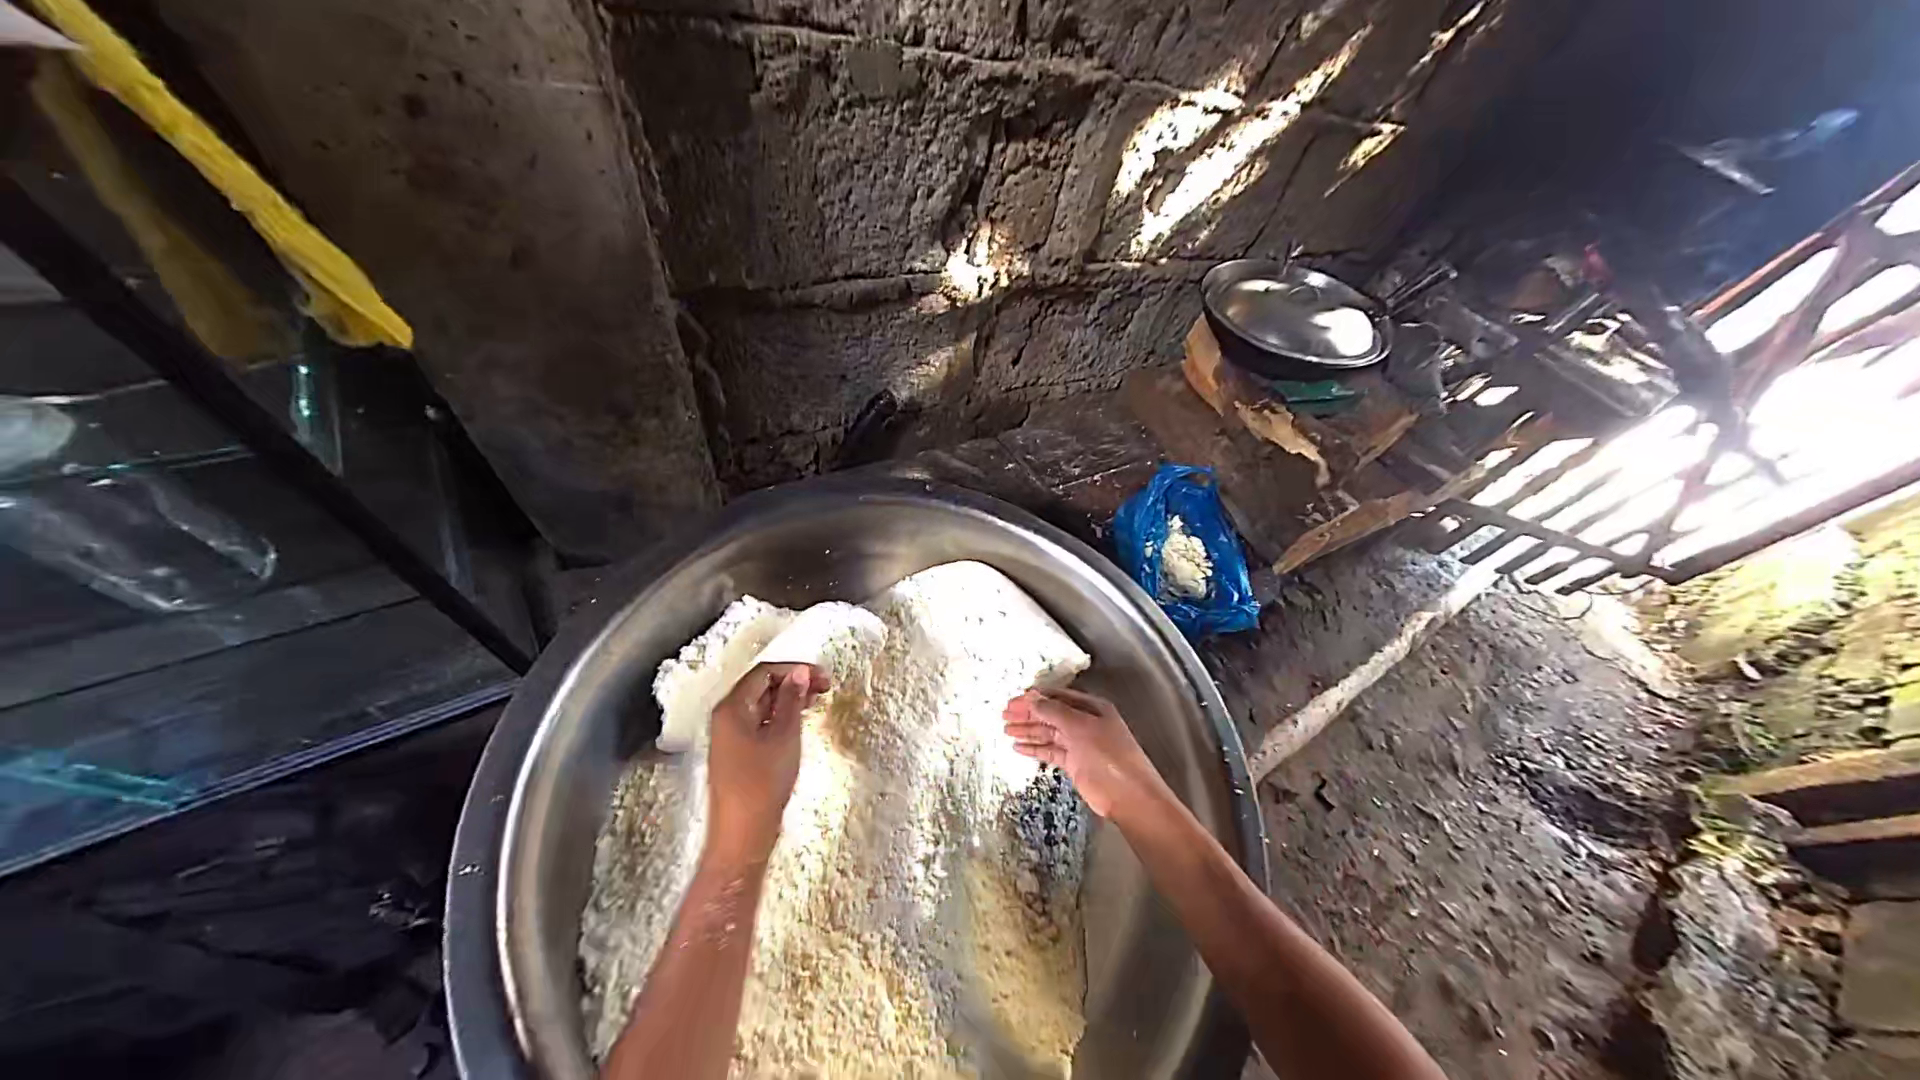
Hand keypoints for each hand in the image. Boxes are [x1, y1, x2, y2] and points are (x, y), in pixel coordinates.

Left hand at [705, 663, 828, 867]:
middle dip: (793, 681)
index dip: (795, 670)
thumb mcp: (784, 736)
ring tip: (815, 701)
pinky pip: (759, 721)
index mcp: (732, 708)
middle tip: (824, 687)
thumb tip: (799, 673)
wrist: (742, 834)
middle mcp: (725, 717)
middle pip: (761, 685)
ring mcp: (729, 735)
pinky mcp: (736, 751)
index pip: (764, 672)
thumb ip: (791, 700)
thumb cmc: (763, 783)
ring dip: (788, 698)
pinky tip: (798, 721)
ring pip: (761, 704)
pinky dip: (780, 716)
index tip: (823, 678)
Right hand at [1002, 687, 1167, 819]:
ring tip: (1006, 730)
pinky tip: (1019, 747)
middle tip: (1004, 715)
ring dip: (1028, 730)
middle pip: (1050, 714)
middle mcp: (1085, 723)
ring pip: (1048, 733)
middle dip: (1027, 714)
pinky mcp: (1075, 763)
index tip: (1013, 701)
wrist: (1129, 795)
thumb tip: (1032, 697)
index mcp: (1091, 707)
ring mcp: (1080, 744)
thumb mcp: (1080, 727)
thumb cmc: (1108, 756)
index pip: (1057, 697)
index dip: (1034, 698)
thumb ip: (1053, 711)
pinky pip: (1050, 751)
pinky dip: (1035, 748)